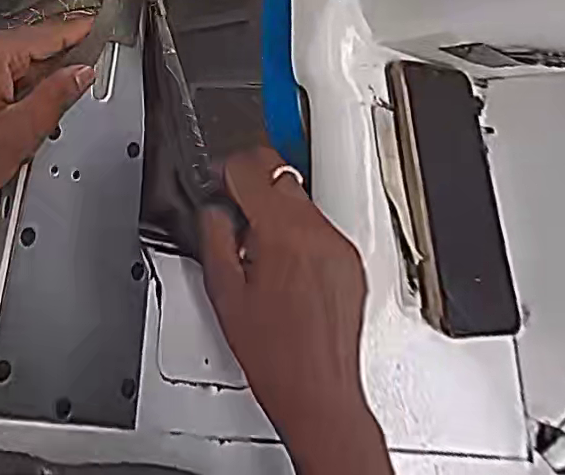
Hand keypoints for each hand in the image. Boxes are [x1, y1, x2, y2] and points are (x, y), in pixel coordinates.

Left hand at [0, 17, 96, 271]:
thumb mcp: (19, 133)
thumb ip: (56, 96)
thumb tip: (82, 72)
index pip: (51, 33)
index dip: (82, 33)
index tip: (106, 28)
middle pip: (39, 44)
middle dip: (67, 60)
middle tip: (94, 75)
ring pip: (26, 61)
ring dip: (47, 78)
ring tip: (66, 100)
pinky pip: (11, 73)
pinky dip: (29, 86)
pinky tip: (38, 108)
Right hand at [200, 148, 391, 474]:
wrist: (318, 397)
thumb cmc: (273, 355)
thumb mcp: (223, 290)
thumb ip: (214, 234)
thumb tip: (213, 208)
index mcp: (282, 233)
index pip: (251, 168)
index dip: (225, 168)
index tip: (216, 178)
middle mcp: (317, 232)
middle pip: (278, 172)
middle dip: (250, 180)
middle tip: (231, 200)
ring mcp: (338, 245)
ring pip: (299, 196)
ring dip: (274, 206)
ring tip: (257, 243)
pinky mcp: (351, 260)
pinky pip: (318, 224)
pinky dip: (297, 229)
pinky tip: (283, 261)